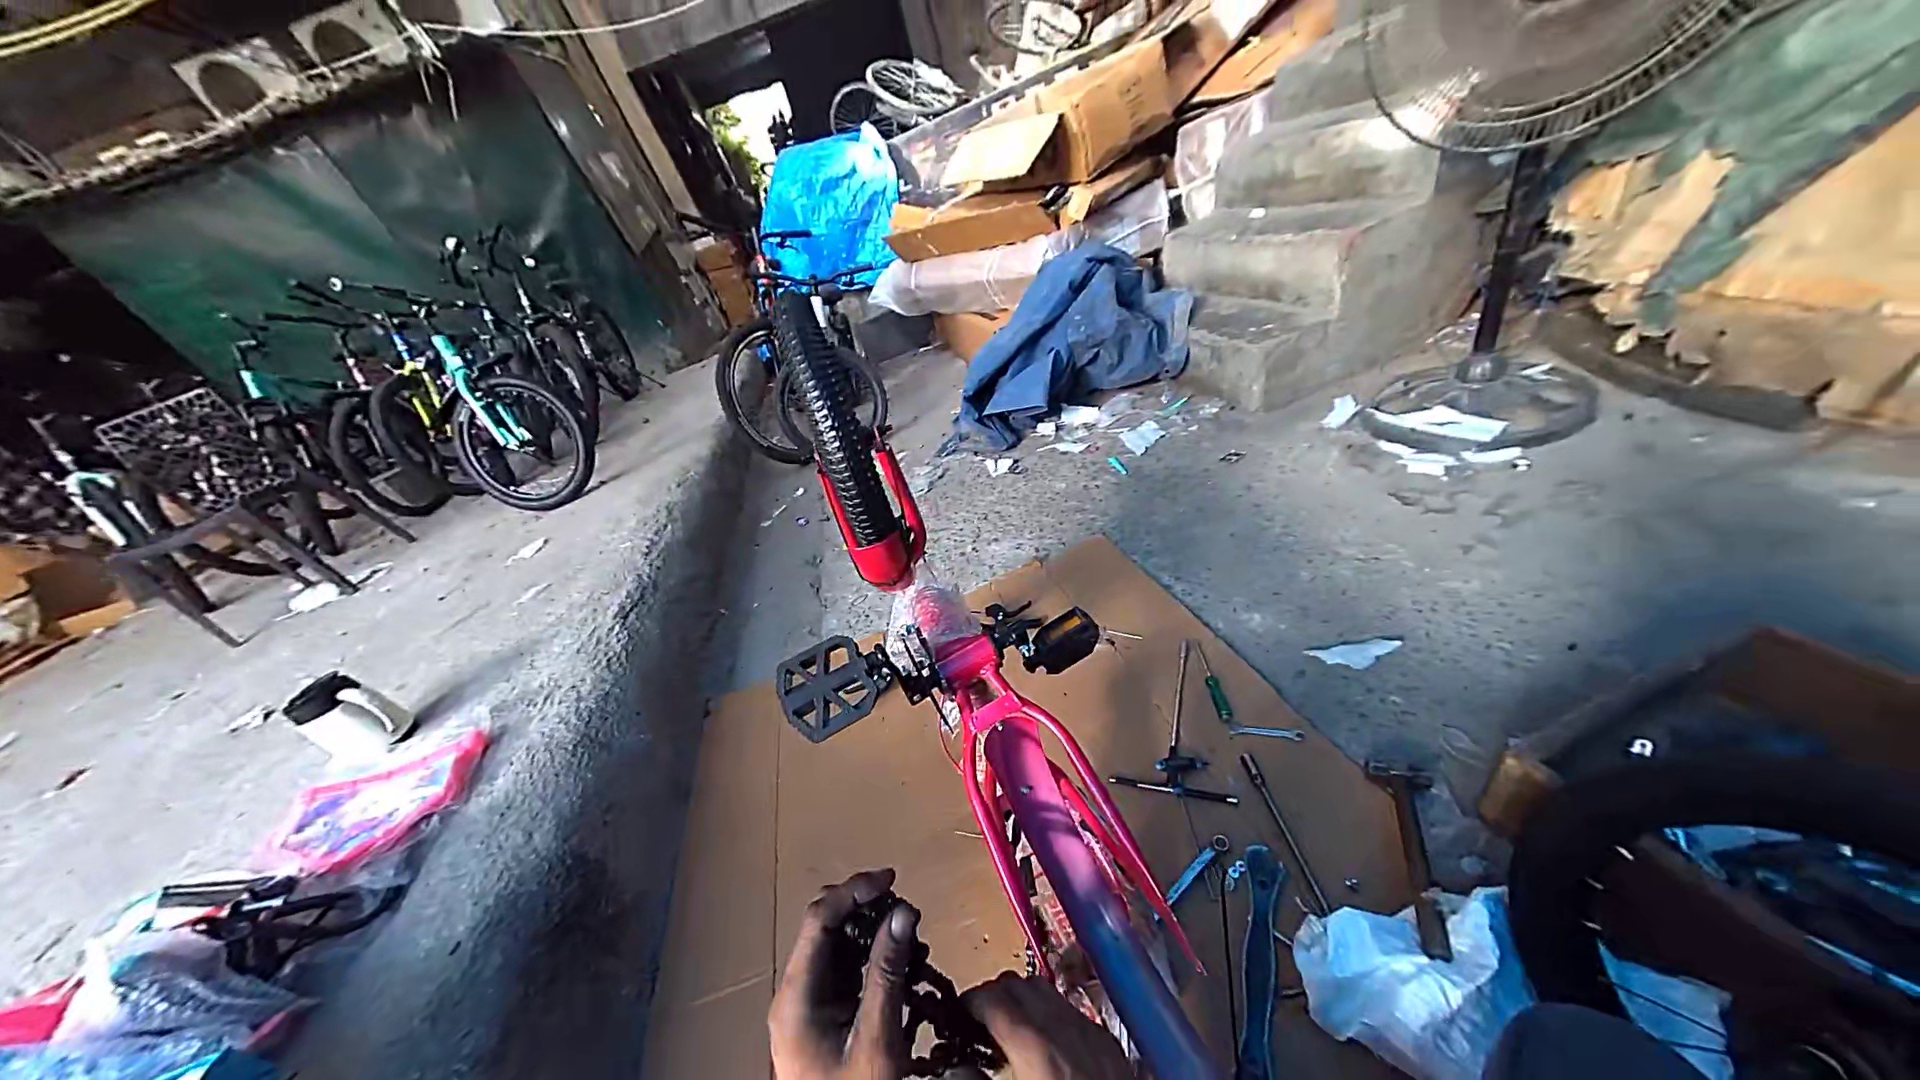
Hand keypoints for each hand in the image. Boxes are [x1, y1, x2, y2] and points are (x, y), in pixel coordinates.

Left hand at [770, 869, 921, 1079]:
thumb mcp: (876, 1042)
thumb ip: (888, 973)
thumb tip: (902, 912)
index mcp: (796, 994)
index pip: (818, 919)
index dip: (853, 890)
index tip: (890, 878)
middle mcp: (796, 991)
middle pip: (824, 927)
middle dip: (863, 906)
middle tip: (903, 905)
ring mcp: (809, 1004)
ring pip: (836, 944)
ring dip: (871, 929)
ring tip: (908, 929)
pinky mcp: (824, 1015)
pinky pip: (845, 969)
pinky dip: (871, 954)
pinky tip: (899, 957)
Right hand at [963, 973, 1132, 1079]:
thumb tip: (957, 1067)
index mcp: (1037, 1050)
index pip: (993, 998)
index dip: (970, 1002)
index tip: (957, 1017)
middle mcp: (1065, 1030)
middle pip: (1019, 985)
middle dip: (994, 997)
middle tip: (978, 1023)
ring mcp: (1092, 1035)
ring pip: (1047, 991)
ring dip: (1022, 1001)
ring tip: (1009, 1031)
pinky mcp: (1110, 1047)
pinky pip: (1071, 1011)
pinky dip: (1050, 1015)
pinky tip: (1044, 1046)